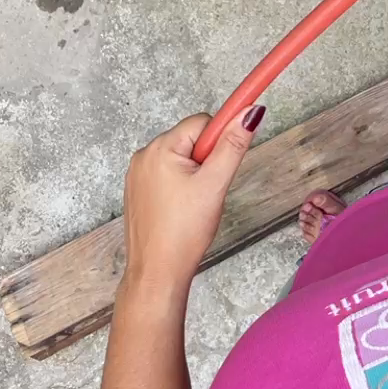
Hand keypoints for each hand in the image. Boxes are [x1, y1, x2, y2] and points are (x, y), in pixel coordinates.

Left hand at [119, 107, 261, 297]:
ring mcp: (138, 174)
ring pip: (181, 158)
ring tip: (196, 203)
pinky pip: (168, 173)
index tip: (229, 157)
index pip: (202, 123)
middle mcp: (144, 156)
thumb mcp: (215, 184)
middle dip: (207, 160)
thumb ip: (233, 145)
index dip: (220, 141)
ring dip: (195, 173)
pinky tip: (184, 208)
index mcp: (160, 148)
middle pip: (191, 139)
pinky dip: (181, 185)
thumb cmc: (182, 233)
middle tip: (209, 189)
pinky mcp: (139, 190)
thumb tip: (249, 113)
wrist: (157, 274)